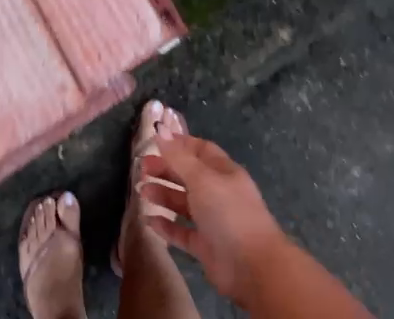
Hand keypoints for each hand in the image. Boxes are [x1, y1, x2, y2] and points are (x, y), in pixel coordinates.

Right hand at [140, 134, 289, 301]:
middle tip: (141, 168)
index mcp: (223, 172)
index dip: (179, 144)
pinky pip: (182, 232)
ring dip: (163, 195)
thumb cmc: (228, 212)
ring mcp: (212, 221)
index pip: (200, 150)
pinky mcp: (205, 246)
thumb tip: (159, 128)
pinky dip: (166, 226)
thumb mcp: (202, 178)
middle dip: (166, 169)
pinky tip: (149, 221)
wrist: (251, 266)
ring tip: (142, 191)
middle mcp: (218, 193)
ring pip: (184, 203)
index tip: (155, 141)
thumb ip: (178, 156)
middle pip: (189, 175)